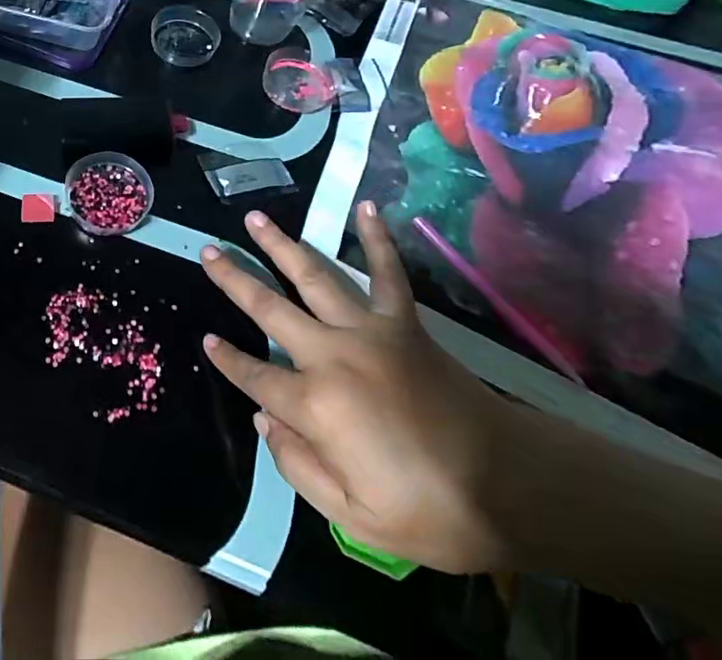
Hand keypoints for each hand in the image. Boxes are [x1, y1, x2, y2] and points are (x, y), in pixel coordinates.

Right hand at [199, 204, 524, 573]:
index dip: (229, 360)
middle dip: (234, 280)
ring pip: (315, 277)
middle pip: (270, 310)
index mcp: (315, 406)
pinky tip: (365, 207)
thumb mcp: (351, 514)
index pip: (255, 376)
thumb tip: (264, 419)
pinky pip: (388, 273)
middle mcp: (334, 356)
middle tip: (208, 252)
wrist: (512, 488)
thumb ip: (296, 465)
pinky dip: (376, 239)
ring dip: (281, 246)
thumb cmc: (428, 512)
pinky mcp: (406, 325)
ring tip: (254, 219)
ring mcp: (371, 333)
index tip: (208, 341)